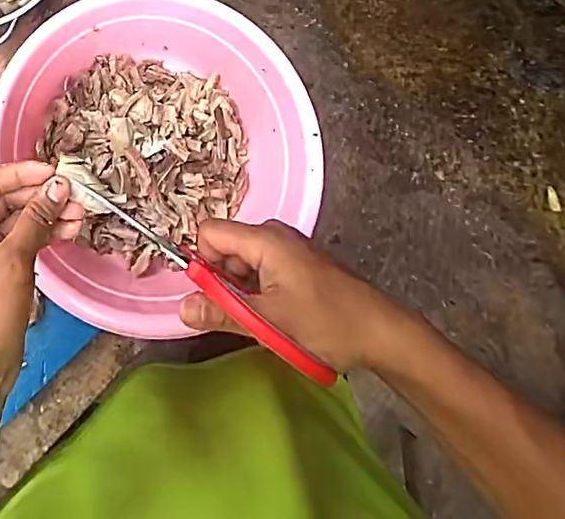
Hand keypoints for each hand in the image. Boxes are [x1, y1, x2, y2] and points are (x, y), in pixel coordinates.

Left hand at [0, 162, 84, 408]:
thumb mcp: (12, 261)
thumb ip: (36, 218)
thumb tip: (57, 186)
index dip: (23, 174)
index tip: (55, 172)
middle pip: (4, 202)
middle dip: (40, 197)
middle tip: (74, 195)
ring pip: (15, 222)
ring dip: (46, 216)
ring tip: (78, 215)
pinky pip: (19, 242)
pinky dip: (42, 236)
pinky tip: (66, 231)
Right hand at [178, 219, 424, 372]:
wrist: (381, 332)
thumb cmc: (327, 323)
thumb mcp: (269, 322)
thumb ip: (222, 313)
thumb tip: (183, 308)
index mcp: (264, 238)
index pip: (210, 232)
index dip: (203, 263)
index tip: (215, 296)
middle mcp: (273, 233)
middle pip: (225, 247)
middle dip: (224, 281)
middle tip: (244, 314)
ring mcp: (287, 246)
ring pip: (243, 261)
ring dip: (243, 291)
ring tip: (266, 319)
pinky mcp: (297, 261)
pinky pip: (262, 268)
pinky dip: (259, 291)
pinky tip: (278, 315)